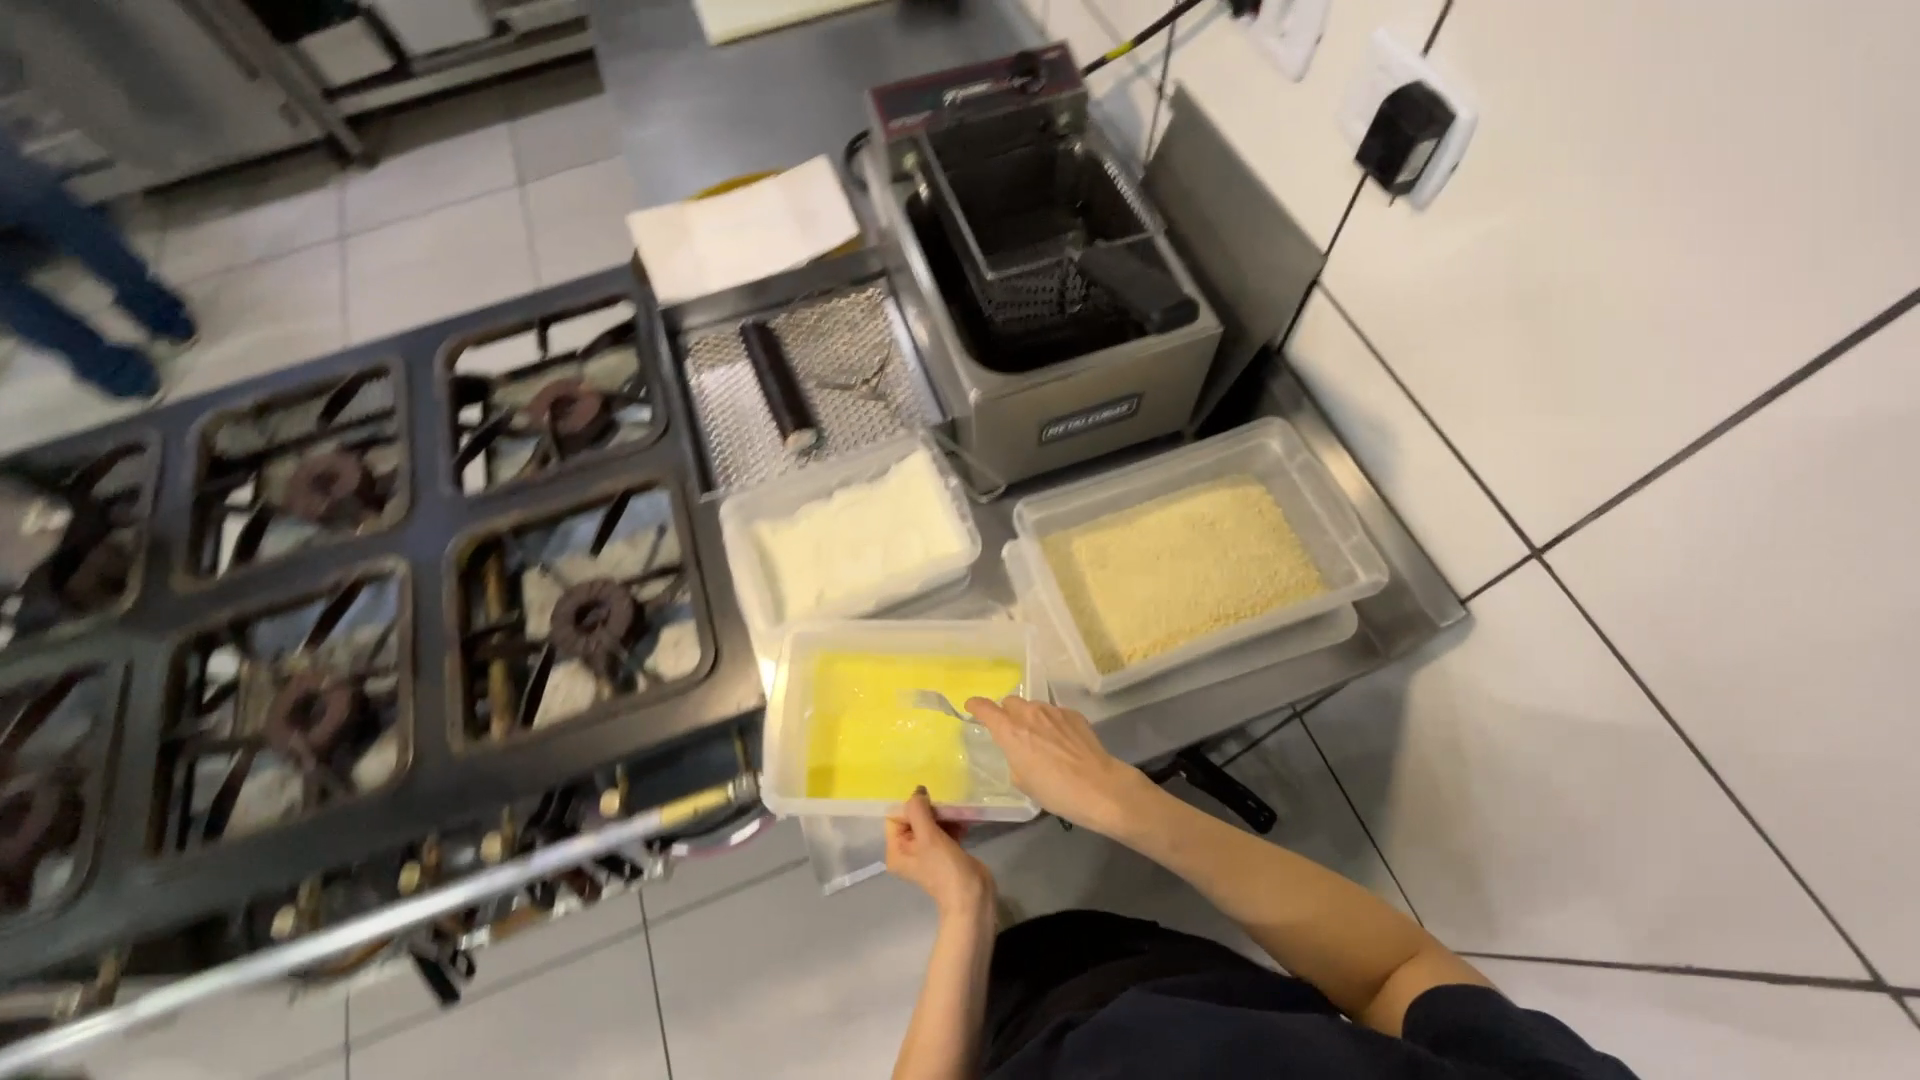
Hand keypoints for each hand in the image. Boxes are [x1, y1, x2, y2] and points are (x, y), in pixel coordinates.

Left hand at [886, 788, 993, 917]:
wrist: (972, 897)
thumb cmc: (944, 867)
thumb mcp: (928, 836)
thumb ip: (918, 810)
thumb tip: (917, 790)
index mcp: (896, 849)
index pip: (895, 817)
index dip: (911, 806)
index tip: (929, 801)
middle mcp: (908, 850)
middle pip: (914, 818)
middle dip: (930, 810)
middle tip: (946, 807)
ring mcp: (927, 852)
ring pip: (931, 823)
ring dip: (945, 816)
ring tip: (959, 814)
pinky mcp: (945, 852)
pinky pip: (944, 831)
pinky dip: (953, 824)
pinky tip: (965, 821)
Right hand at [964, 695, 1150, 834]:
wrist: (1099, 787)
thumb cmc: (1055, 791)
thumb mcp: (1023, 782)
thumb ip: (1014, 758)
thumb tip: (1021, 751)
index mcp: (1011, 731)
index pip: (985, 708)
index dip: (976, 706)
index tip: (972, 707)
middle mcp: (1030, 714)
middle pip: (1010, 702)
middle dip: (1007, 713)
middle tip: (1013, 731)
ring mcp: (1054, 711)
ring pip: (1034, 706)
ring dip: (1031, 717)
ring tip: (1041, 739)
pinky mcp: (1074, 714)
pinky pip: (1055, 713)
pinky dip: (1052, 723)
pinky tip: (1062, 742)